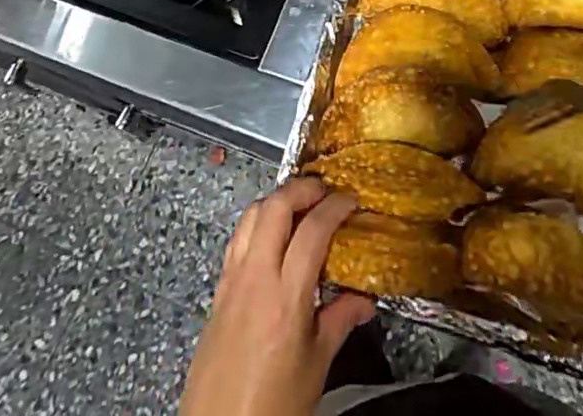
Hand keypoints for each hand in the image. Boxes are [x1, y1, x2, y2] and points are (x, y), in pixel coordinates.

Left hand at [179, 178, 376, 415]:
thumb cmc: (273, 405)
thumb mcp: (316, 364)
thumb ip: (341, 320)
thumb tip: (365, 299)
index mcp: (285, 298)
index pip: (311, 230)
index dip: (335, 206)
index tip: (351, 200)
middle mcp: (255, 280)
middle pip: (274, 208)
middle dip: (302, 189)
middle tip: (325, 192)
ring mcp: (231, 283)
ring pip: (249, 217)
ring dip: (277, 201)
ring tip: (300, 206)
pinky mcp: (217, 293)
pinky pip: (237, 240)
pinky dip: (257, 224)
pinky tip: (274, 238)